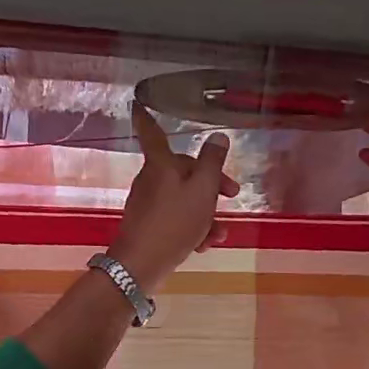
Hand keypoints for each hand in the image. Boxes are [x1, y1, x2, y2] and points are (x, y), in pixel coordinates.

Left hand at [112, 104, 240, 288]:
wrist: (141, 265)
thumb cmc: (174, 222)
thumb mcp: (202, 190)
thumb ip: (212, 162)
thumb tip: (217, 136)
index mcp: (161, 164)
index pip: (153, 132)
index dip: (146, 117)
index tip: (136, 103)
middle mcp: (150, 180)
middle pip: (182, 170)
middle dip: (209, 182)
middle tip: (232, 195)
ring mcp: (147, 204)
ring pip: (183, 198)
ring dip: (204, 213)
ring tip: (217, 233)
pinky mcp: (148, 226)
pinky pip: (175, 219)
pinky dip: (191, 228)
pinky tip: (204, 245)